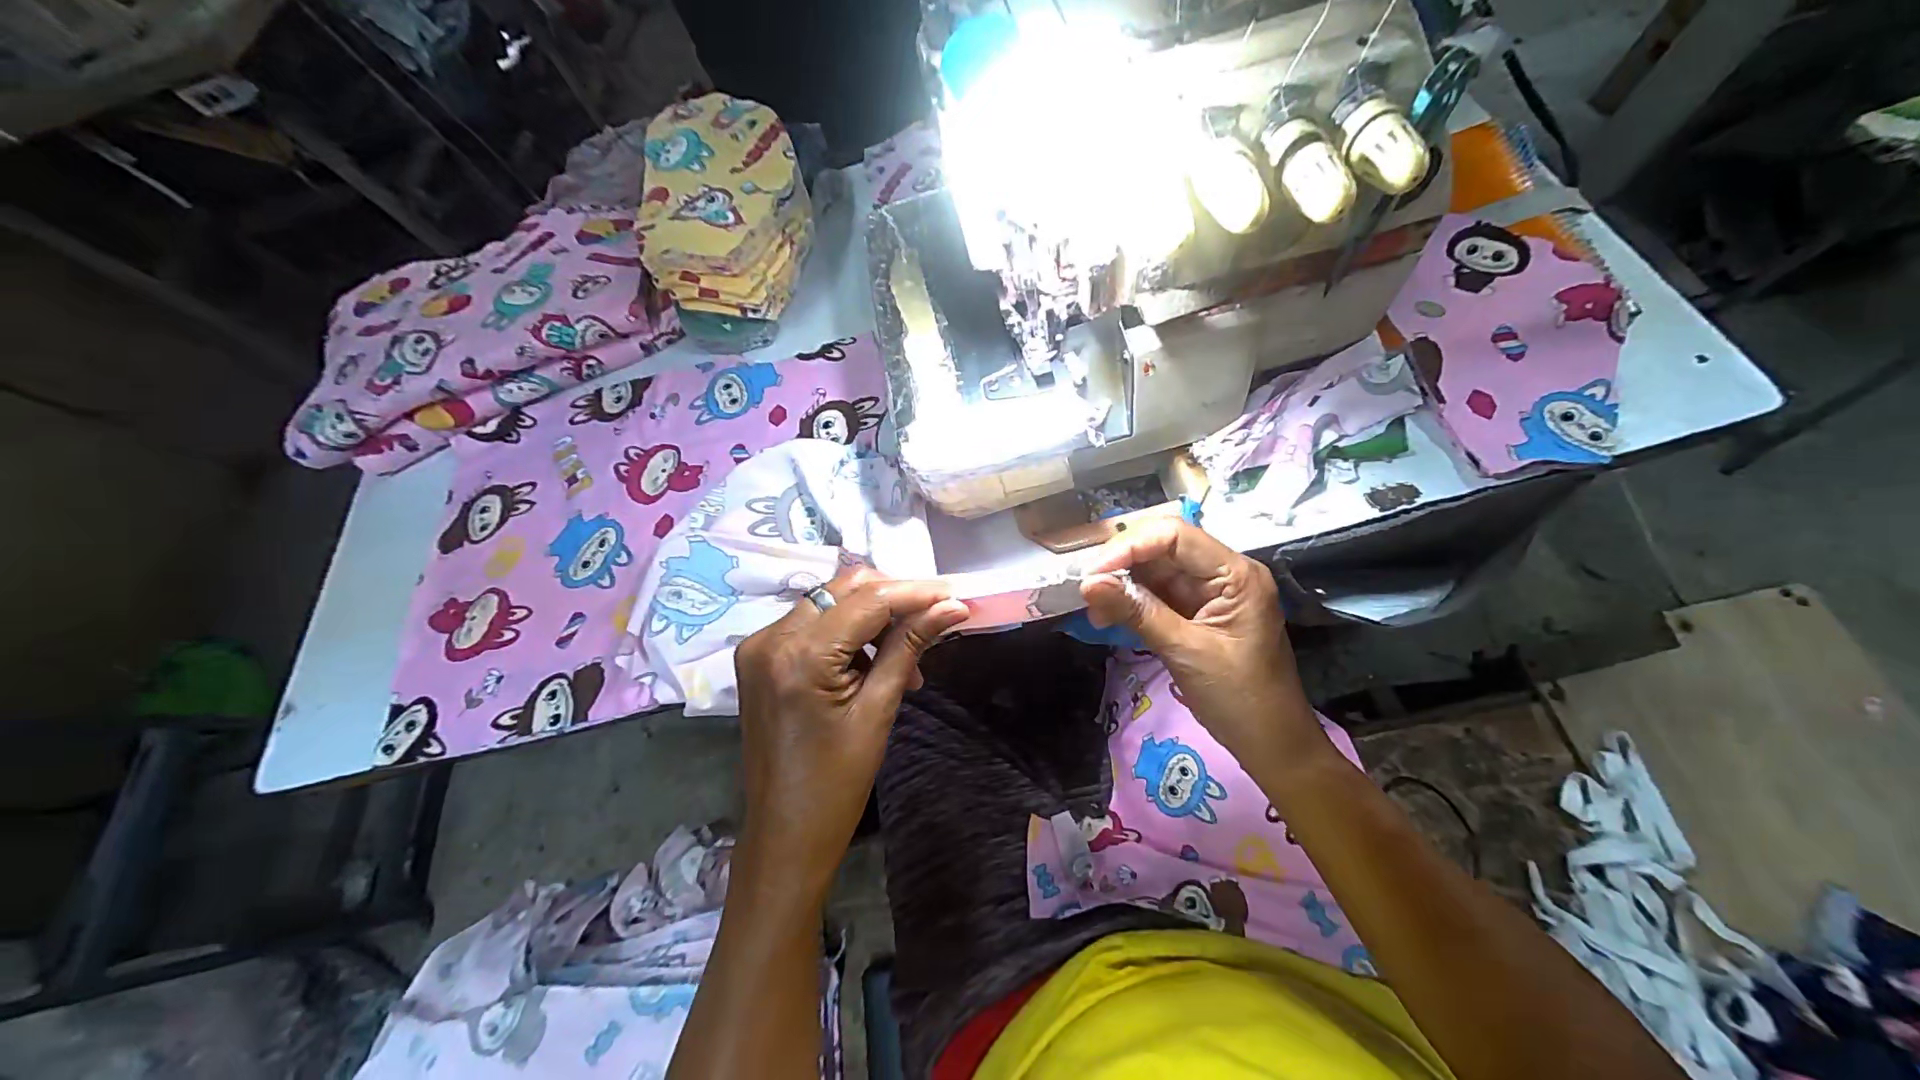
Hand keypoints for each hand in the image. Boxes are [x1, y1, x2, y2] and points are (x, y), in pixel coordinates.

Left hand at [732, 567, 969, 887]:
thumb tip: (952, 607)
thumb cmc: (837, 784)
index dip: (914, 593)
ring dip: (872, 617)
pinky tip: (874, 661)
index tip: (953, 595)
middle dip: (892, 598)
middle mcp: (770, 638)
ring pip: (828, 603)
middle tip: (933, 621)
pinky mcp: (759, 658)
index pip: (866, 600)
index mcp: (799, 655)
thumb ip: (910, 646)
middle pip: (842, 590)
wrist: (785, 834)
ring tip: (907, 658)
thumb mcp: (878, 709)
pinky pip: (811, 625)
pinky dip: (847, 633)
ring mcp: (759, 646)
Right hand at [1079, 519, 1322, 766]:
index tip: (1093, 573)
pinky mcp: (1196, 613)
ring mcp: (1209, 594)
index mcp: (1236, 574)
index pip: (1175, 536)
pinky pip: (1157, 595)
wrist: (1271, 745)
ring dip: (1121, 586)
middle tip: (1086, 590)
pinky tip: (1107, 616)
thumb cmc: (1240, 698)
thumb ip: (1137, 612)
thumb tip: (1088, 583)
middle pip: (1162, 549)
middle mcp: (1223, 574)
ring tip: (1093, 610)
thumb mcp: (1185, 652)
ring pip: (1155, 572)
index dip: (1129, 547)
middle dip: (1121, 565)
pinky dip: (1131, 603)